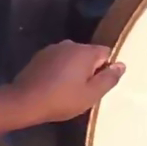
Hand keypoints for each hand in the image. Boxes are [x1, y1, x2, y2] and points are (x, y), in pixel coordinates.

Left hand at [9, 41, 124, 123]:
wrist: (25, 101)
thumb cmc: (62, 99)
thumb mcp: (91, 94)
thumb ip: (109, 78)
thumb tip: (121, 65)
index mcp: (85, 51)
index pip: (106, 53)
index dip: (106, 69)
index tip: (98, 86)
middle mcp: (70, 44)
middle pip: (89, 54)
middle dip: (90, 70)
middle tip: (84, 91)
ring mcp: (53, 49)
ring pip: (72, 57)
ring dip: (74, 70)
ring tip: (68, 90)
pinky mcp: (40, 56)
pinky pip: (58, 61)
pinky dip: (60, 70)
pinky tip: (54, 86)